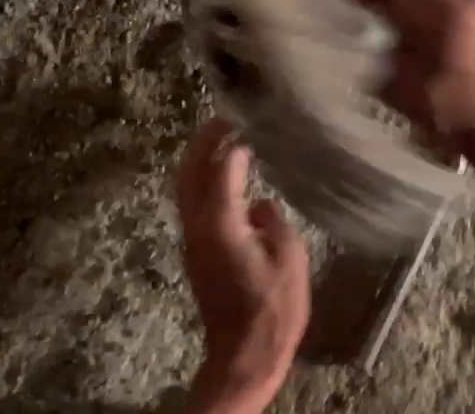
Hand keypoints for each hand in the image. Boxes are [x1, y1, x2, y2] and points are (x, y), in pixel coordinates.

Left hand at [176, 119, 309, 413]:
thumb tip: (259, 203)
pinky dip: (203, 178)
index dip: (235, 144)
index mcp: (222, 224)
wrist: (243, 357)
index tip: (250, 123)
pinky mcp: (195, 251)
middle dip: (203, 141)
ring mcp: (192, 240)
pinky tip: (226, 174)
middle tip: (224, 118)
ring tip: (223, 137)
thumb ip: (273, 220)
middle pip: (190, 172)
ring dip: (199, 158)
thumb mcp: (289, 258)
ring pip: (186, 186)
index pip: (222, 169)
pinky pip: (192, 202)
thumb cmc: (274, 309)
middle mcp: (199, 226)